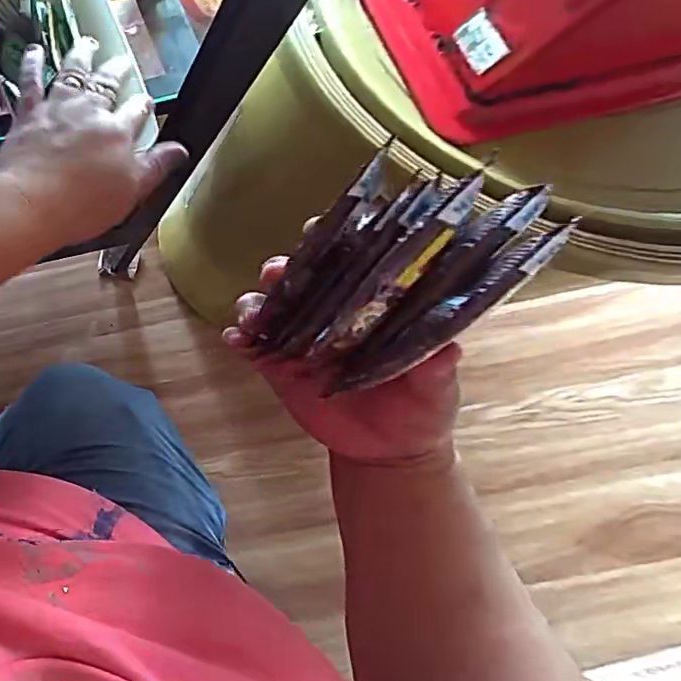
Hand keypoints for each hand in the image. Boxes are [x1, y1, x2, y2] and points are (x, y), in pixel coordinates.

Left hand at [0, 39, 189, 247]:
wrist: (31, 203)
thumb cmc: (82, 206)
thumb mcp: (130, 192)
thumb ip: (156, 167)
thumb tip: (181, 150)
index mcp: (118, 132)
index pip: (137, 111)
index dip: (143, 105)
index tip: (146, 101)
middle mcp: (90, 112)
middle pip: (107, 84)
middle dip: (117, 71)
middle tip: (122, 60)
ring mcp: (57, 109)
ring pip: (73, 73)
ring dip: (81, 56)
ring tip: (87, 43)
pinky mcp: (28, 114)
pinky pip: (31, 82)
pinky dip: (33, 64)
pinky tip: (34, 51)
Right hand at [223, 254, 460, 469]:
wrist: (387, 451)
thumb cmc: (419, 407)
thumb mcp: (435, 389)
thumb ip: (434, 370)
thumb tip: (444, 351)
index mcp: (366, 304)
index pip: (345, 261)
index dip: (331, 239)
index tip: (319, 228)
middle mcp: (327, 312)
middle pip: (297, 277)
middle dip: (282, 268)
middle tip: (279, 272)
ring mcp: (298, 338)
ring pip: (267, 306)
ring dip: (255, 303)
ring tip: (255, 317)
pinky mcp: (277, 366)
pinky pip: (252, 346)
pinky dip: (239, 338)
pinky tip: (236, 340)